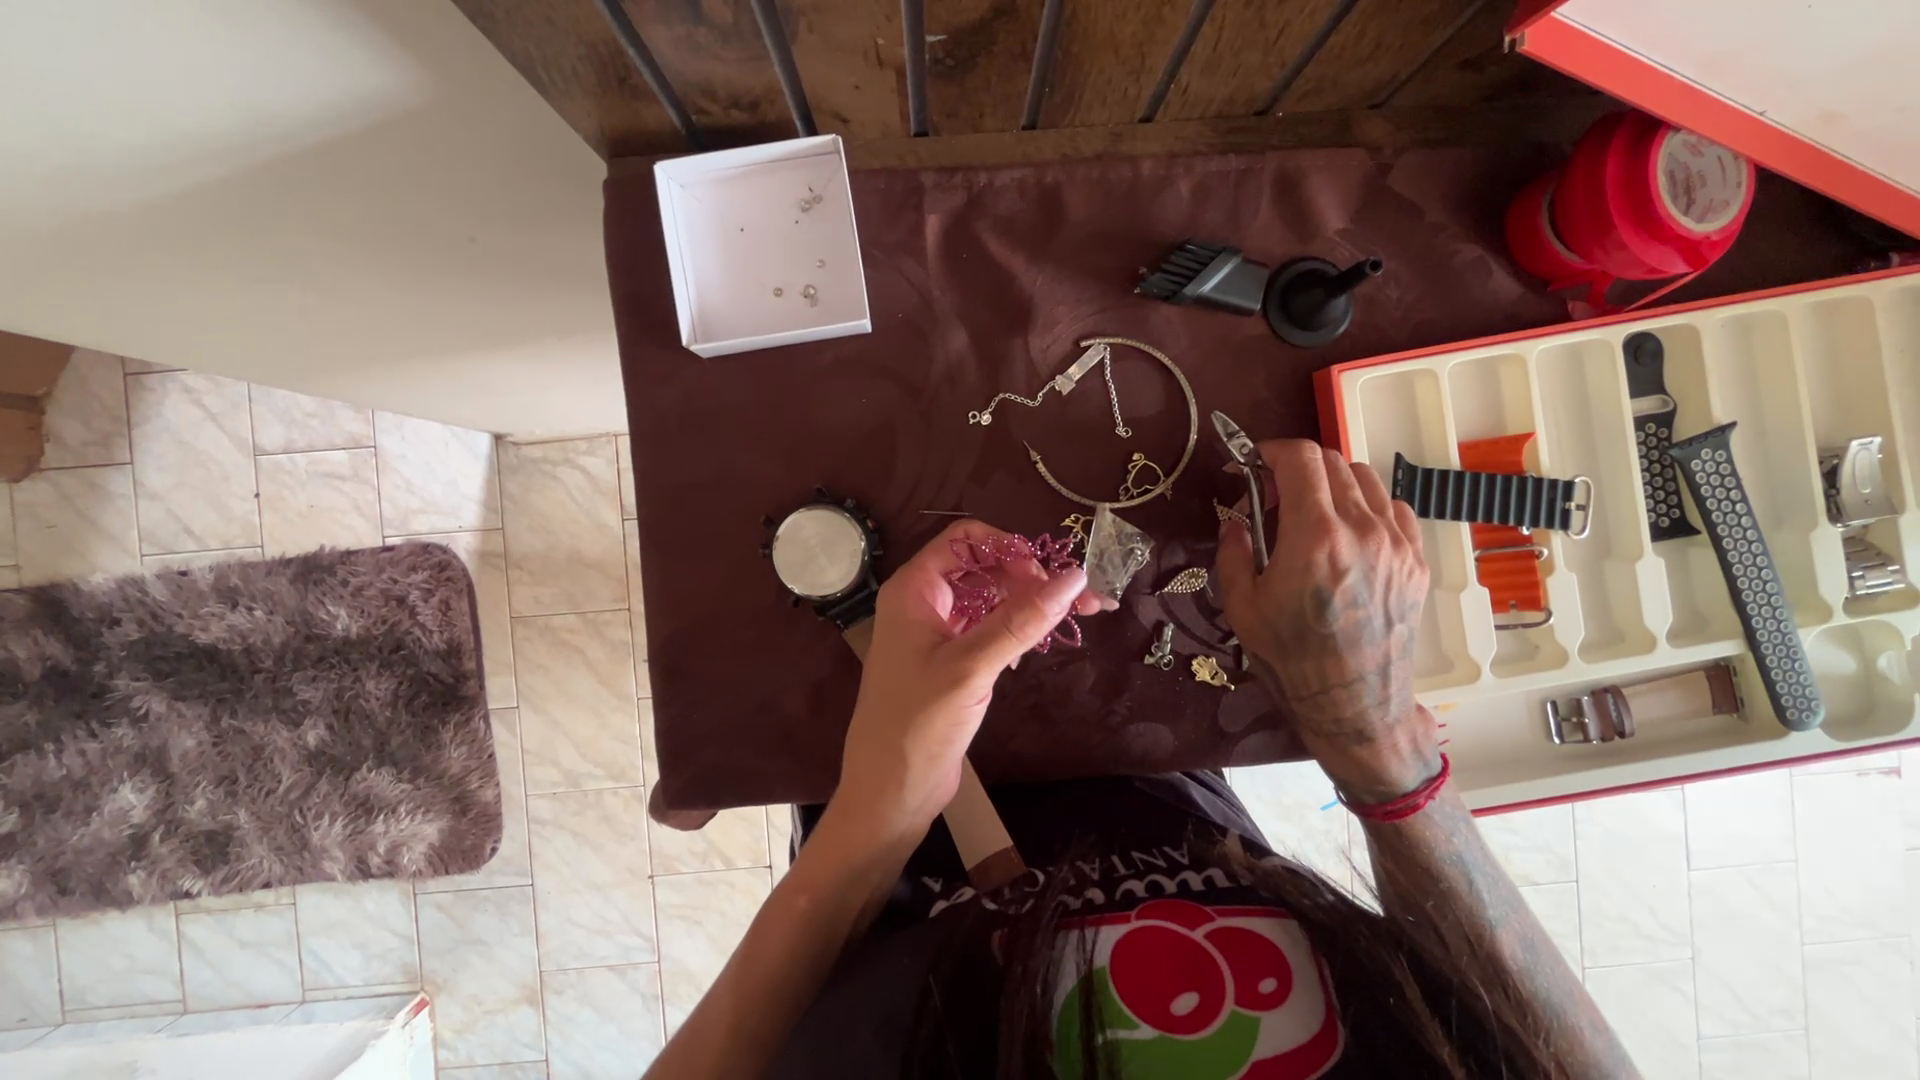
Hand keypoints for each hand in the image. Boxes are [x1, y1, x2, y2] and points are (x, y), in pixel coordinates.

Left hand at [837, 520, 1098, 838]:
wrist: (890, 792)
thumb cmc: (918, 724)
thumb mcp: (972, 666)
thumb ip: (1021, 619)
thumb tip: (1075, 577)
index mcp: (913, 589)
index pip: (965, 540)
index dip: (1009, 548)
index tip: (1047, 577)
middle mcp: (922, 603)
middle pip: (982, 568)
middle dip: (1028, 578)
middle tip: (1078, 601)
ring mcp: (935, 634)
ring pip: (988, 600)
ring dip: (1027, 605)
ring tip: (1073, 620)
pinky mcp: (949, 662)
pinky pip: (986, 630)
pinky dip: (1014, 632)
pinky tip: (1033, 649)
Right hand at [1215, 439, 1440, 801]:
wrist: (1353, 701)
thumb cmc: (1290, 656)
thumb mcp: (1241, 605)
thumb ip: (1234, 552)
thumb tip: (1236, 520)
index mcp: (1315, 536)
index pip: (1301, 458)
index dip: (1273, 450)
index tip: (1254, 463)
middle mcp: (1362, 529)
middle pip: (1334, 462)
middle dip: (1299, 465)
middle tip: (1276, 492)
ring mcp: (1396, 543)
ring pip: (1367, 479)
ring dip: (1334, 482)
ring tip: (1314, 510)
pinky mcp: (1416, 561)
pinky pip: (1395, 508)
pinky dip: (1368, 505)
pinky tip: (1350, 531)